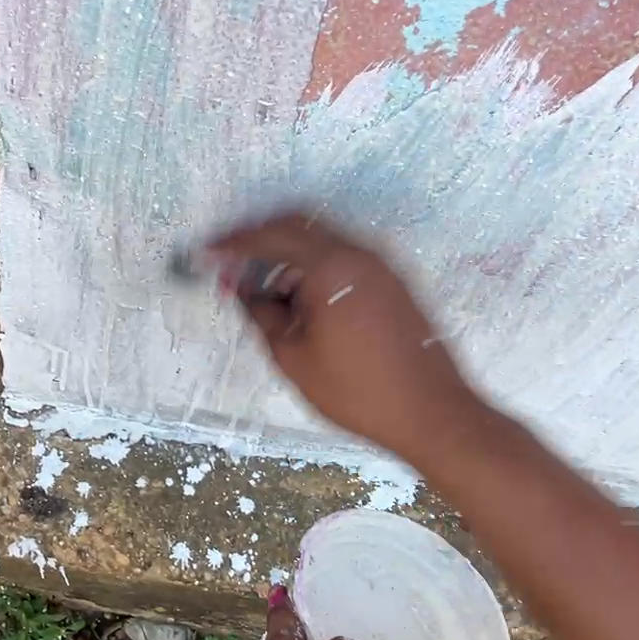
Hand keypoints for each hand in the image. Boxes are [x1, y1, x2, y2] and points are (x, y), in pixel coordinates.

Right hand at [209, 212, 484, 462]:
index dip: (232, 244)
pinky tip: (294, 300)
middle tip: (226, 262)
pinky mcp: (392, 283)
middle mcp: (360, 254)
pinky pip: (341, 259)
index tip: (205, 254)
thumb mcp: (292, 356)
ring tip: (259, 292)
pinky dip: (310, 268)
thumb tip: (239, 288)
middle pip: (297, 224)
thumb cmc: (357, 391)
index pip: (271, 236)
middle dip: (257, 239)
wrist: (433, 414)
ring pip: (320, 242)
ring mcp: (381, 266)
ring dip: (284, 256)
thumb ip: (260, 313)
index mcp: (332, 267)